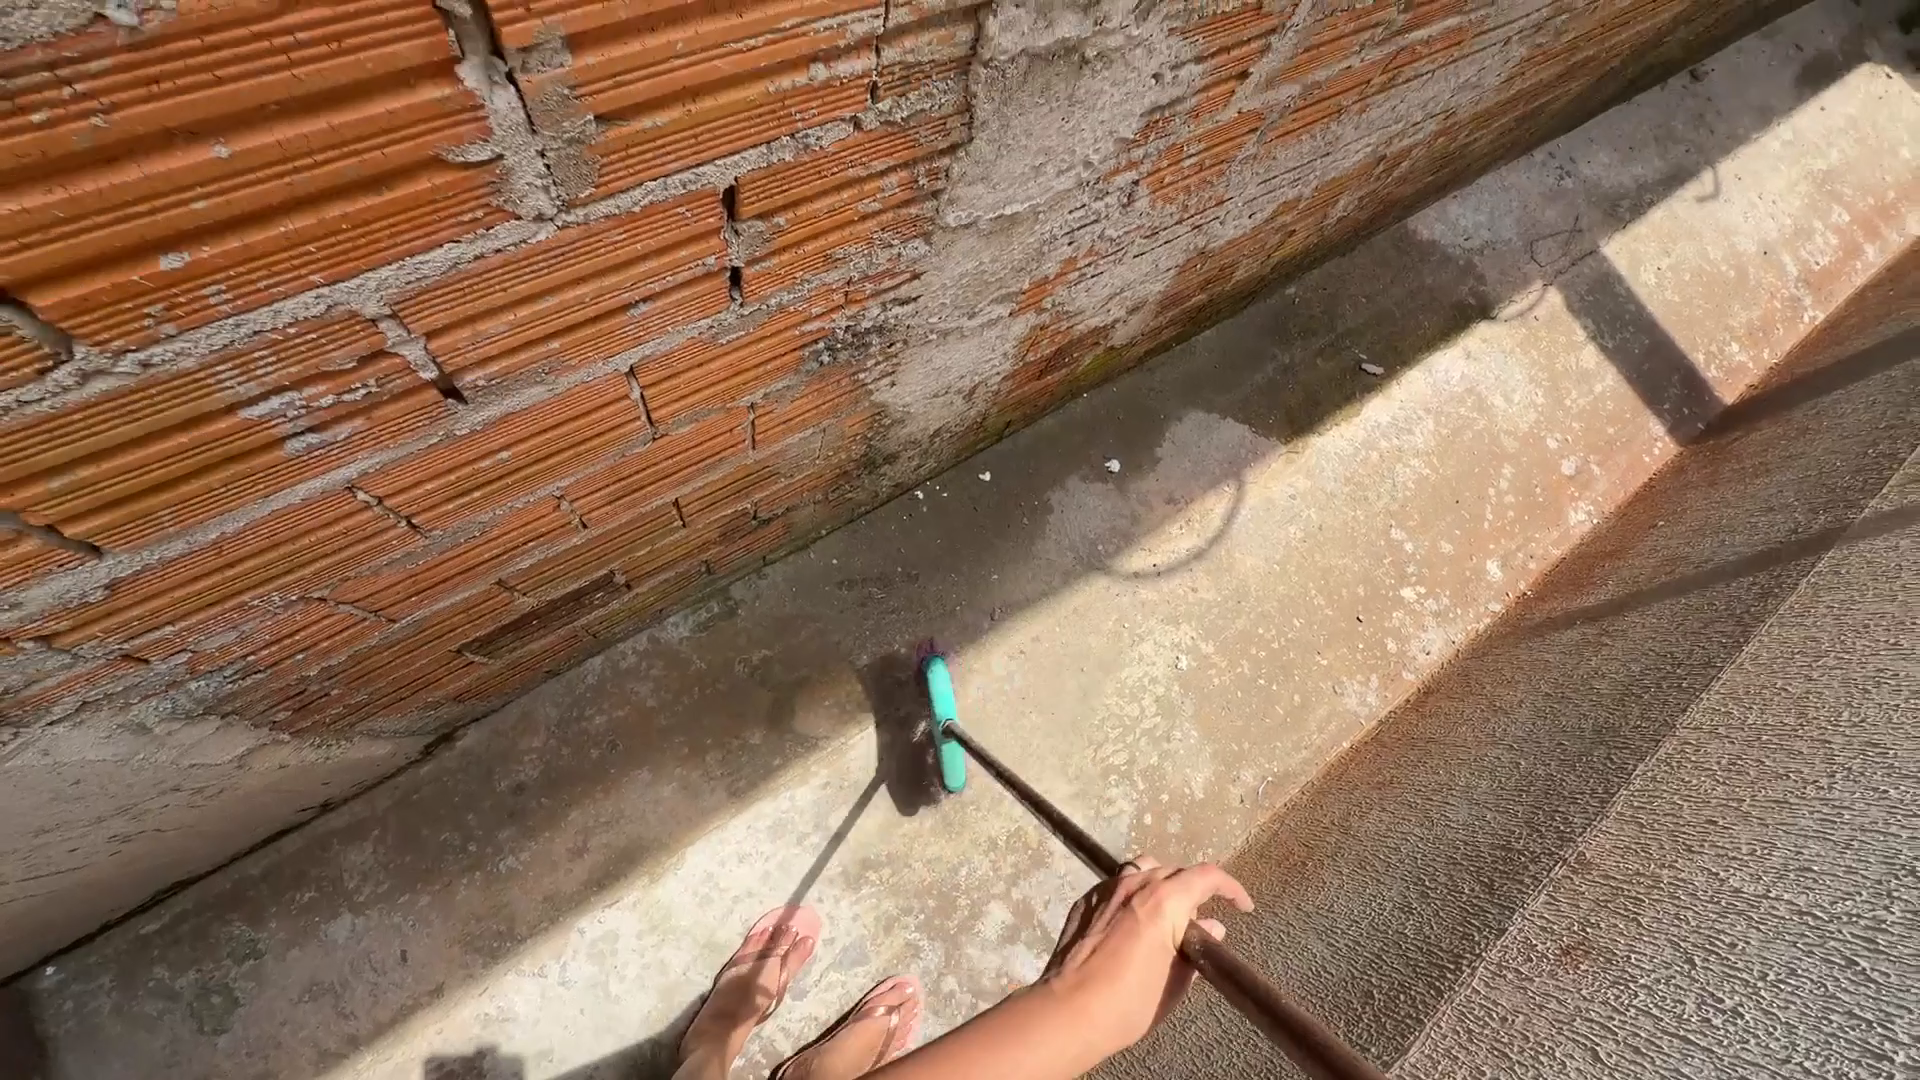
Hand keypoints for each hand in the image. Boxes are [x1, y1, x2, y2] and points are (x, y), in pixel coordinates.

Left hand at [1039, 856, 1253, 1054]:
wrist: (1070, 1008)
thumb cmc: (1128, 1002)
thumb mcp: (1174, 982)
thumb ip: (1195, 949)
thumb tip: (1211, 927)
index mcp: (1163, 900)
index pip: (1206, 876)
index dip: (1230, 887)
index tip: (1242, 905)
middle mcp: (1134, 883)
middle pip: (1174, 870)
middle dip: (1195, 889)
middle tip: (1203, 919)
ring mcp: (1107, 887)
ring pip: (1143, 869)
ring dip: (1163, 884)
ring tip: (1170, 912)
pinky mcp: (1086, 898)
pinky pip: (1118, 884)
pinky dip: (1135, 894)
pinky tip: (1135, 920)